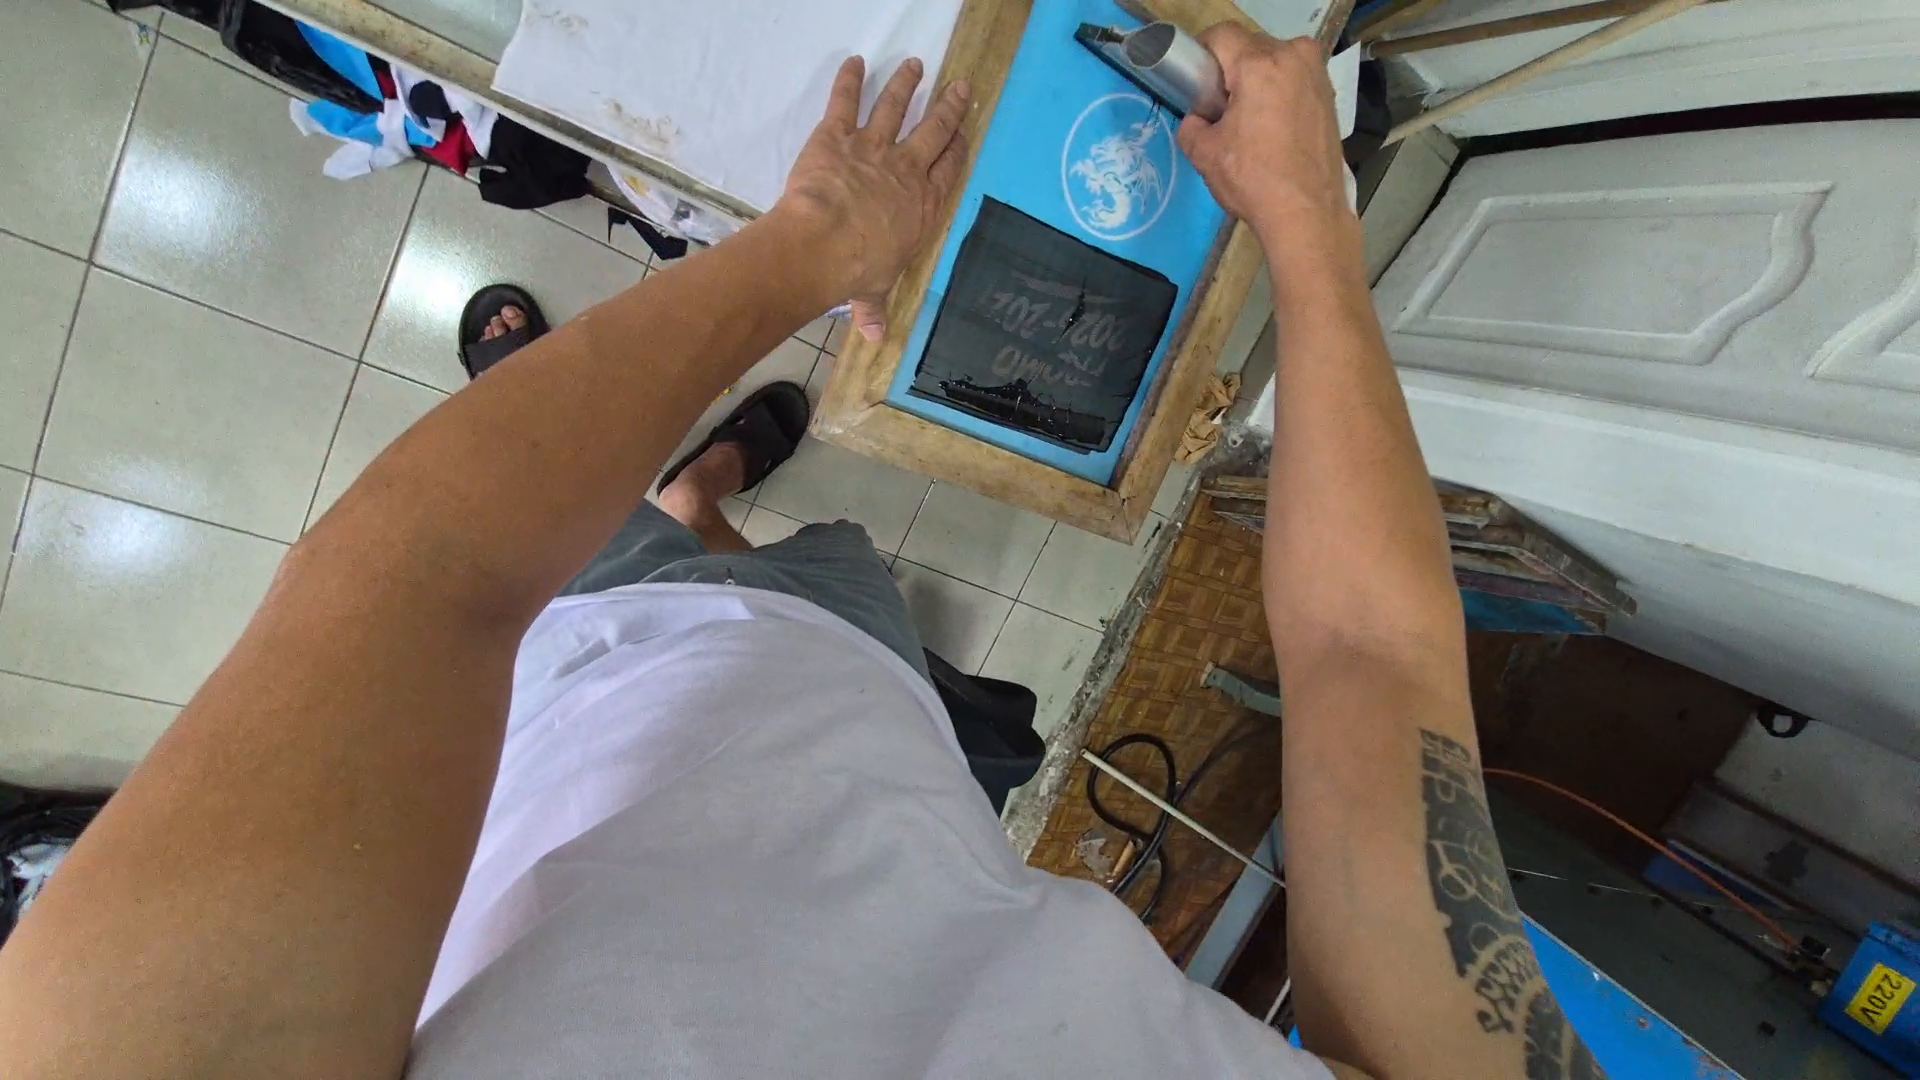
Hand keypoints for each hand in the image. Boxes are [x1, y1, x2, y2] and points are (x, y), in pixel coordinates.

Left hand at [779, 57, 969, 342]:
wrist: (825, 245)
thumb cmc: (858, 272)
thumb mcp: (873, 293)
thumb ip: (874, 310)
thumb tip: (876, 339)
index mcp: (923, 208)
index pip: (947, 171)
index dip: (957, 150)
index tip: (963, 135)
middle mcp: (906, 172)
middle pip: (934, 132)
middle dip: (949, 109)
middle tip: (959, 88)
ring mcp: (874, 148)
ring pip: (896, 108)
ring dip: (906, 85)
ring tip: (916, 66)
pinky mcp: (838, 135)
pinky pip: (846, 101)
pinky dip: (850, 80)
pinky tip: (855, 64)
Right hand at [1177, 25, 1351, 243]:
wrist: (1305, 210)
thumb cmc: (1253, 180)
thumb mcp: (1206, 156)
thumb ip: (1192, 128)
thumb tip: (1197, 119)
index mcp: (1260, 65)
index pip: (1223, 35)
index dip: (1202, 54)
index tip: (1196, 82)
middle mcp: (1294, 56)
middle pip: (1250, 49)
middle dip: (1231, 74)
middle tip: (1220, 112)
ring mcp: (1316, 72)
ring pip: (1274, 64)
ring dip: (1256, 85)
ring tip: (1248, 126)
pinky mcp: (1328, 93)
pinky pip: (1293, 81)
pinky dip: (1278, 96)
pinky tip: (1271, 132)